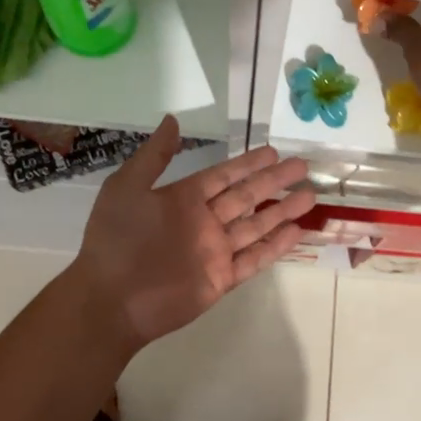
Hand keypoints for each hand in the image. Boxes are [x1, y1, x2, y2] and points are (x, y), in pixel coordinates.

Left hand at [74, 116, 316, 351]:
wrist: (111, 300)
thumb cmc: (116, 241)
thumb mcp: (126, 188)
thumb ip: (153, 157)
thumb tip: (173, 120)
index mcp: (181, 199)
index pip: (223, 176)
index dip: (248, 164)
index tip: (273, 151)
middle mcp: (202, 222)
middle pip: (246, 197)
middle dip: (274, 182)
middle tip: (303, 167)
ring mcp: (214, 251)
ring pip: (256, 226)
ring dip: (282, 212)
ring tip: (309, 197)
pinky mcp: (221, 279)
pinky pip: (253, 259)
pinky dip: (274, 247)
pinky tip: (296, 232)